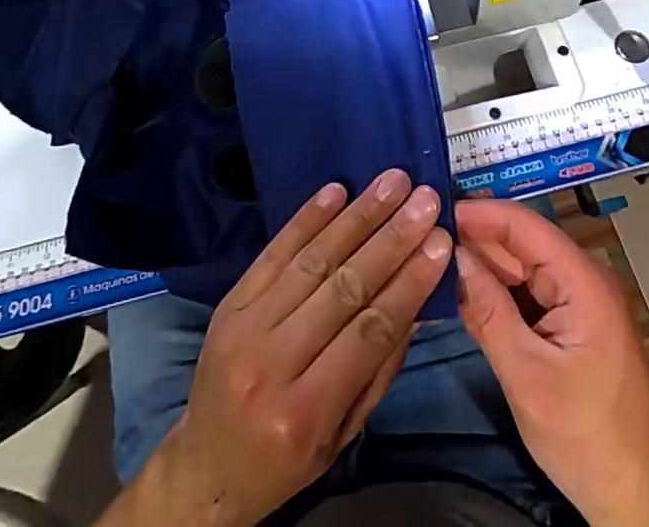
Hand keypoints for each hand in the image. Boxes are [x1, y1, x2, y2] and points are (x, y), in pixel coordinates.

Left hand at [103, 169, 451, 526]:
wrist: (207, 464)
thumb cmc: (286, 459)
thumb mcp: (344, 431)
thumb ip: (380, 366)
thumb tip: (416, 299)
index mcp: (305, 410)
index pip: (370, 330)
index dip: (410, 281)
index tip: (441, 241)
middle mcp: (270, 362)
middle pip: (344, 286)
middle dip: (392, 238)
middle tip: (425, 200)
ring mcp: (244, 326)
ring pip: (312, 259)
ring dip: (357, 216)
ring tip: (391, 183)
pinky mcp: (230, 302)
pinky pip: (274, 251)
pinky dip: (307, 217)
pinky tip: (336, 191)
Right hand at [455, 199, 648, 526]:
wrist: (634, 494)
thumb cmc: (585, 437)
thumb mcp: (526, 374)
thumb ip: (487, 310)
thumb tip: (454, 257)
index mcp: (584, 284)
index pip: (525, 226)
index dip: (479, 213)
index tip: (435, 211)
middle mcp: (584, 281)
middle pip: (522, 243)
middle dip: (475, 237)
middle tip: (423, 234)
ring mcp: (578, 302)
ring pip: (521, 267)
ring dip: (482, 264)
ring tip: (432, 256)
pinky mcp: (570, 323)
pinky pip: (527, 293)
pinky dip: (496, 290)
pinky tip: (461, 289)